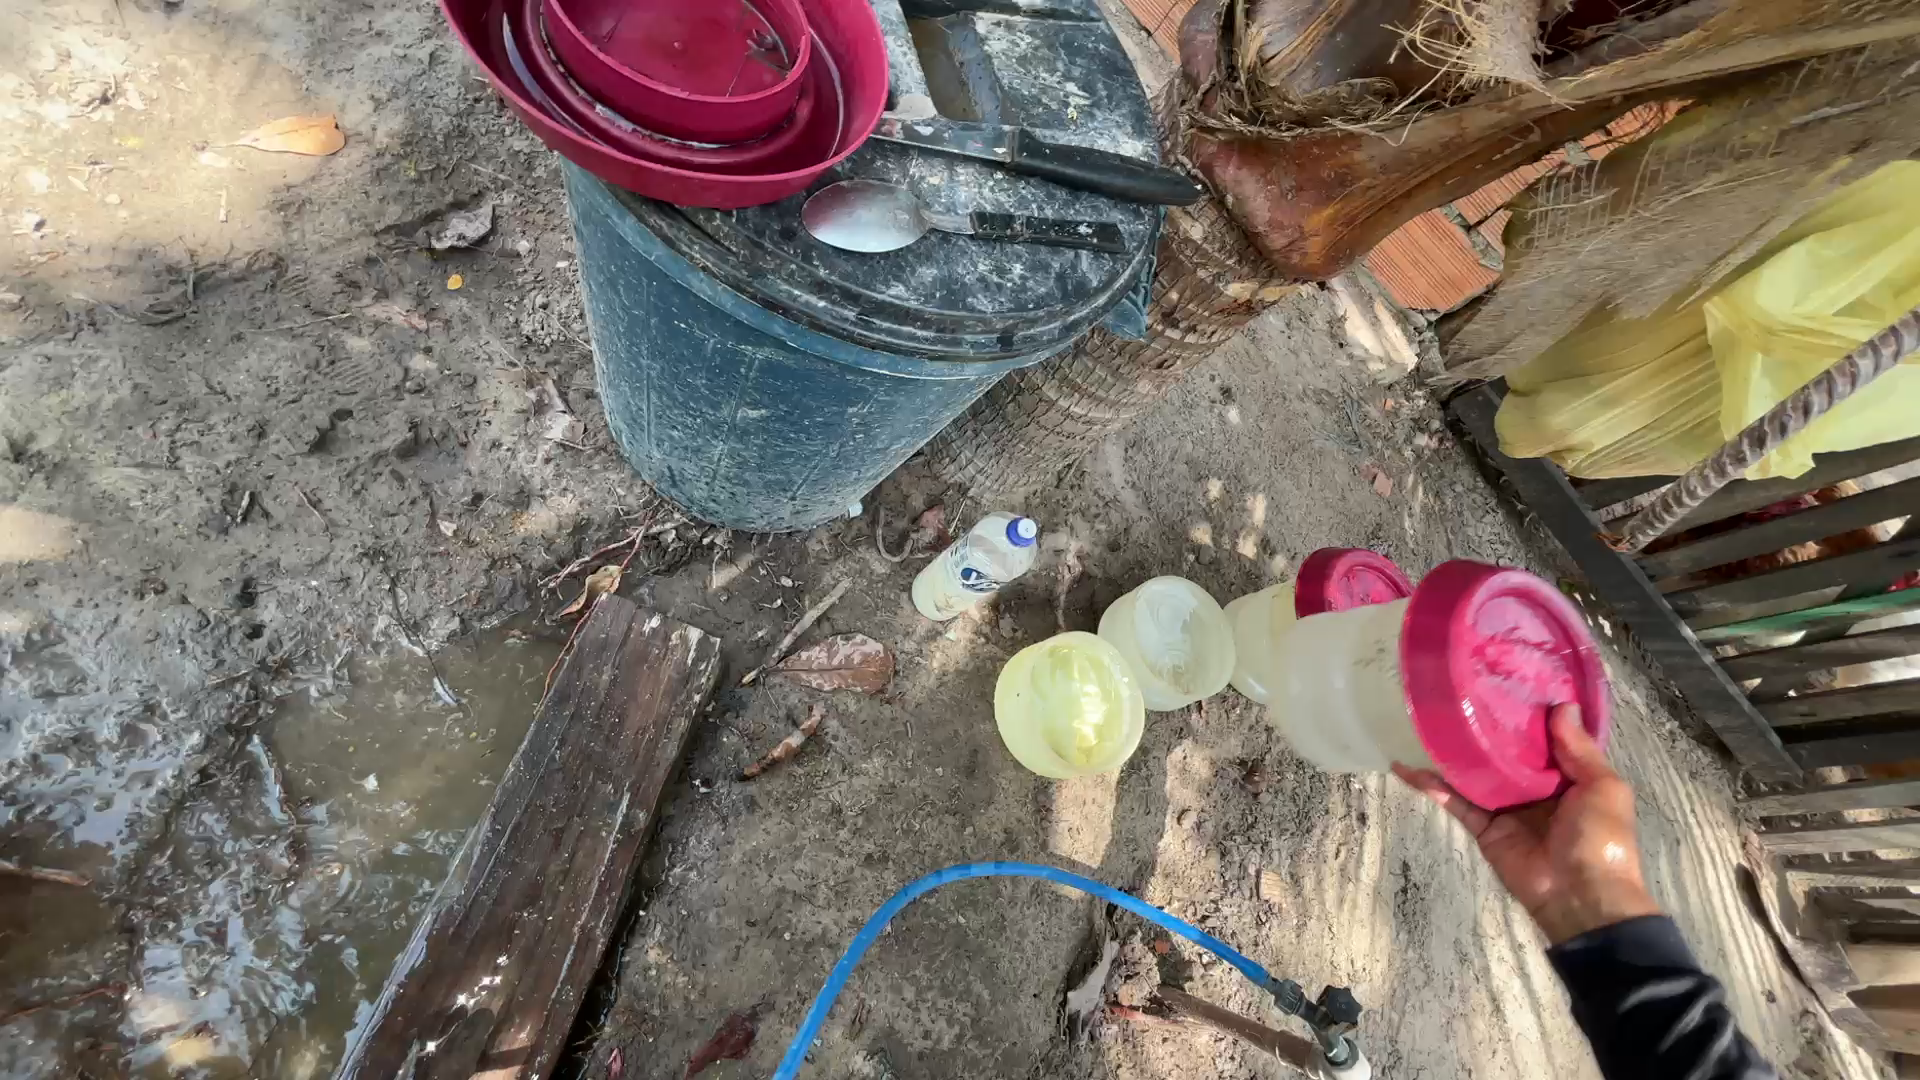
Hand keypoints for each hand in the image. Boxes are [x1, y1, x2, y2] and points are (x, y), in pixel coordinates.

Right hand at [1392, 703, 1660, 944]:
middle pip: (1501, 754)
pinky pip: (1453, 801)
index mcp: (1567, 780)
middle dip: (1480, 731)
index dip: (1526, 717)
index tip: (1502, 685)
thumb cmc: (1600, 839)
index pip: (1543, 741)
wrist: (1581, 895)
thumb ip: (1579, 750)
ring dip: (1447, 755)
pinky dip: (1430, 786)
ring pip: (1471, 773)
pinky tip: (1406, 768)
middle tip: (1452, 699)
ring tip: (1419, 727)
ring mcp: (1505, 808)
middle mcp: (1534, 789)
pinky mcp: (1482, 826)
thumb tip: (1562, 706)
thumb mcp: (1604, 789)